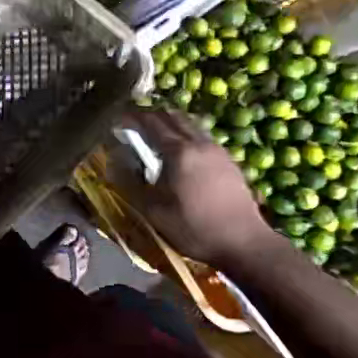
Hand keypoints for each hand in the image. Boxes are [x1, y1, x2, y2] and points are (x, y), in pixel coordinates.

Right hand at [110, 109, 274, 264]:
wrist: (244, 242)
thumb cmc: (194, 228)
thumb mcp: (154, 210)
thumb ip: (130, 182)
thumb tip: (112, 161)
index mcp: (179, 151)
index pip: (150, 121)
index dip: (131, 117)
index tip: (117, 121)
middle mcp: (199, 143)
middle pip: (172, 116)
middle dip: (150, 114)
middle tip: (134, 124)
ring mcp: (217, 149)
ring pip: (189, 124)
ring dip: (170, 123)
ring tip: (155, 136)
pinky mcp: (228, 160)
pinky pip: (202, 136)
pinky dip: (186, 134)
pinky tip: (181, 153)